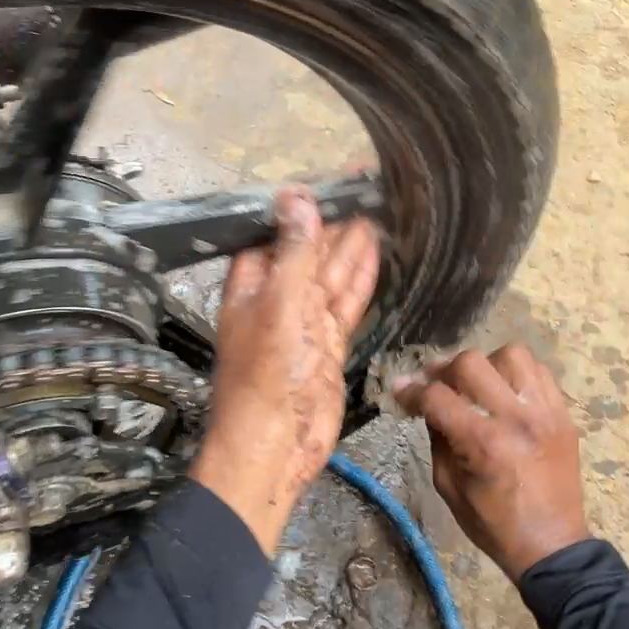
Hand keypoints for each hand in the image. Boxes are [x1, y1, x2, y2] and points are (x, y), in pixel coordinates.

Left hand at [190, 186, 380, 554]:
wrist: (274, 448)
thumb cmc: (268, 375)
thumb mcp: (281, 304)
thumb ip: (295, 250)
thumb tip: (296, 196)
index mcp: (252, 282)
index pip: (278, 231)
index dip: (303, 205)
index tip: (333, 179)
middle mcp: (277, 296)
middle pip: (309, 248)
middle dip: (334, 220)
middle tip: (366, 186)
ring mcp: (303, 320)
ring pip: (331, 273)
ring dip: (352, 244)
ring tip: (376, 208)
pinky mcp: (327, 343)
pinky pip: (345, 302)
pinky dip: (359, 278)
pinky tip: (374, 252)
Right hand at [394, 345, 590, 579]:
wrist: (552, 547)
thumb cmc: (494, 524)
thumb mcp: (449, 486)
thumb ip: (438, 437)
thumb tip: (427, 402)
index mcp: (483, 443)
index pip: (437, 397)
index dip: (411, 391)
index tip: (400, 390)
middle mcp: (515, 418)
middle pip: (471, 363)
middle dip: (445, 371)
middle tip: (437, 385)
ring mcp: (544, 412)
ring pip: (510, 355)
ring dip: (486, 365)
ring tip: (478, 385)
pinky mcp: (563, 414)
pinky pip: (539, 371)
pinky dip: (516, 373)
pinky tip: (505, 390)